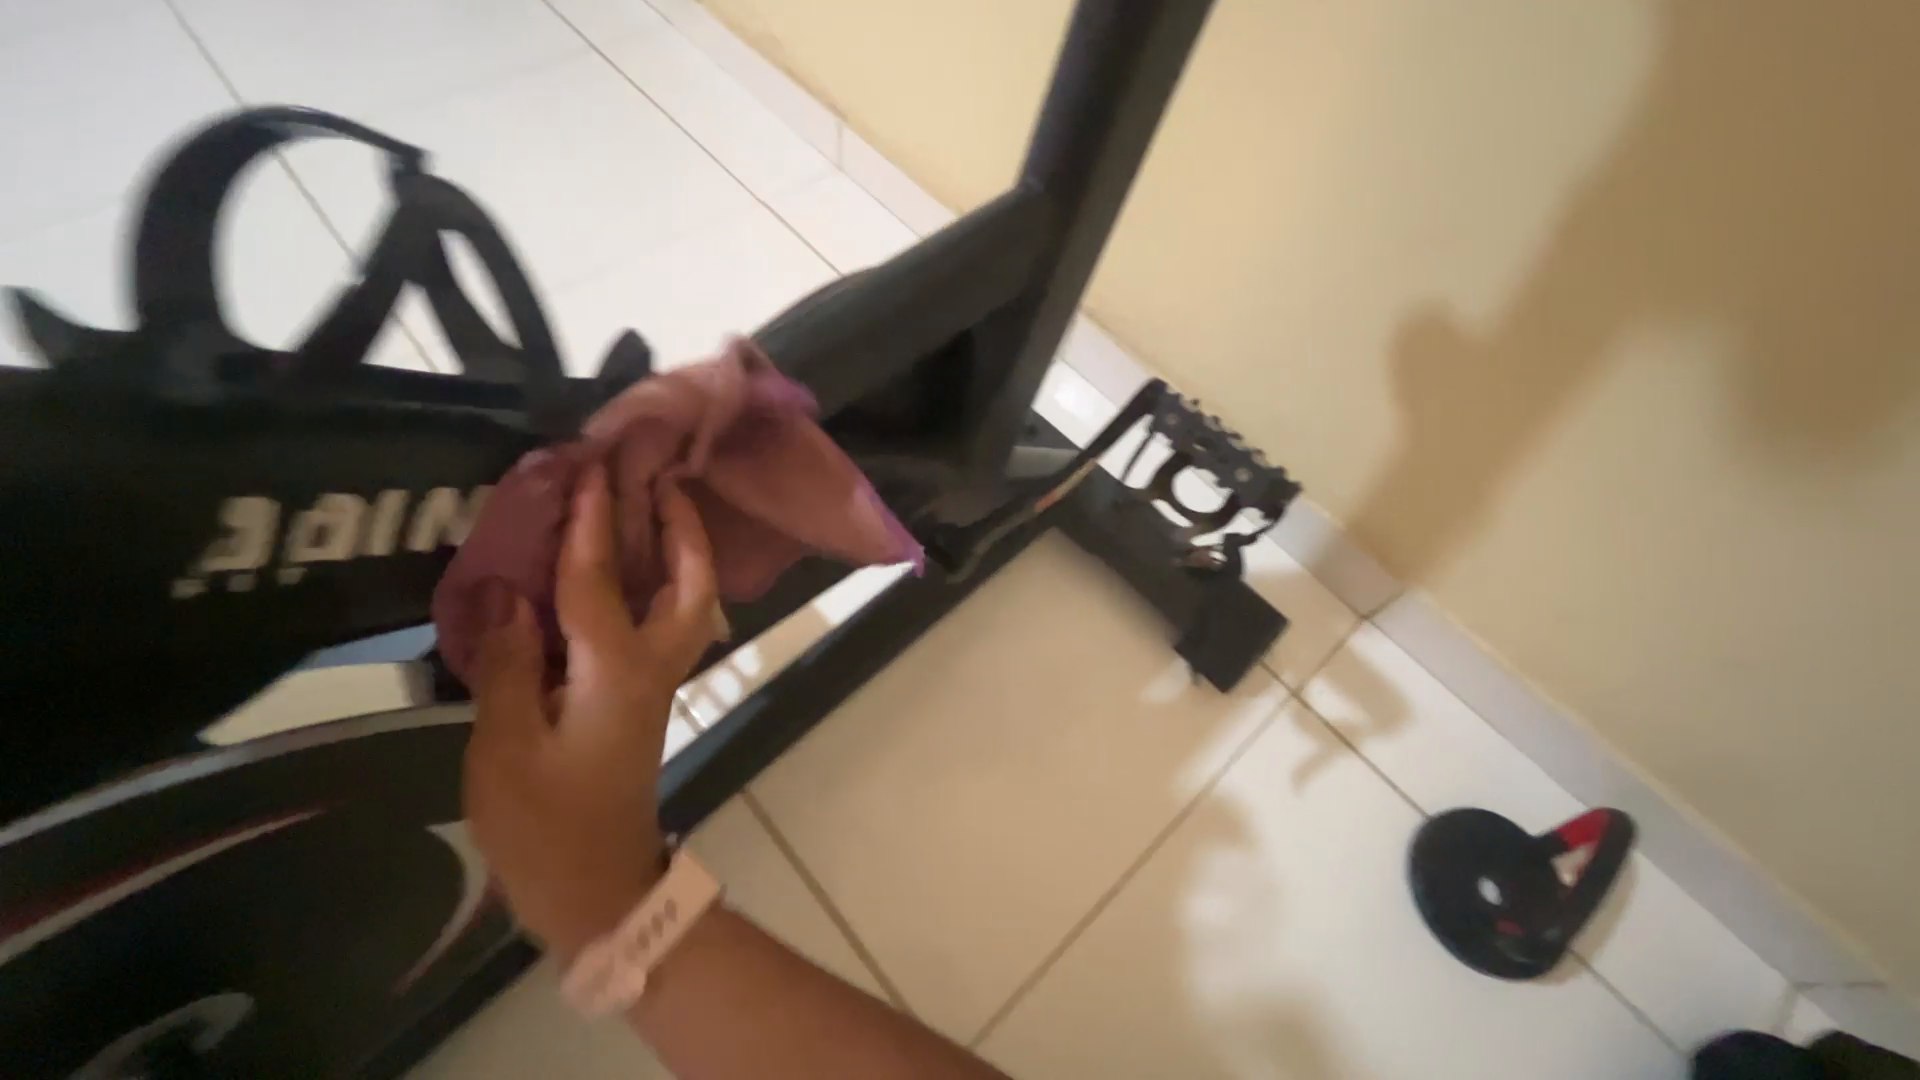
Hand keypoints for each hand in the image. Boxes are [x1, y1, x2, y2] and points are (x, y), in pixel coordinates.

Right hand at [462, 464, 720, 958]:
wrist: (597, 886)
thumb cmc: (545, 827)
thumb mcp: (505, 748)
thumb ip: (509, 664)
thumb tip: (510, 595)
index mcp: (616, 672)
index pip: (601, 581)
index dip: (591, 524)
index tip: (592, 469)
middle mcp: (653, 666)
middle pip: (690, 584)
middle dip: (683, 528)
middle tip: (664, 480)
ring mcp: (658, 681)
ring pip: (689, 602)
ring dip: (680, 552)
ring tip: (656, 507)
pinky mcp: (646, 696)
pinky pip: (666, 623)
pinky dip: (659, 585)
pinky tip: (632, 570)